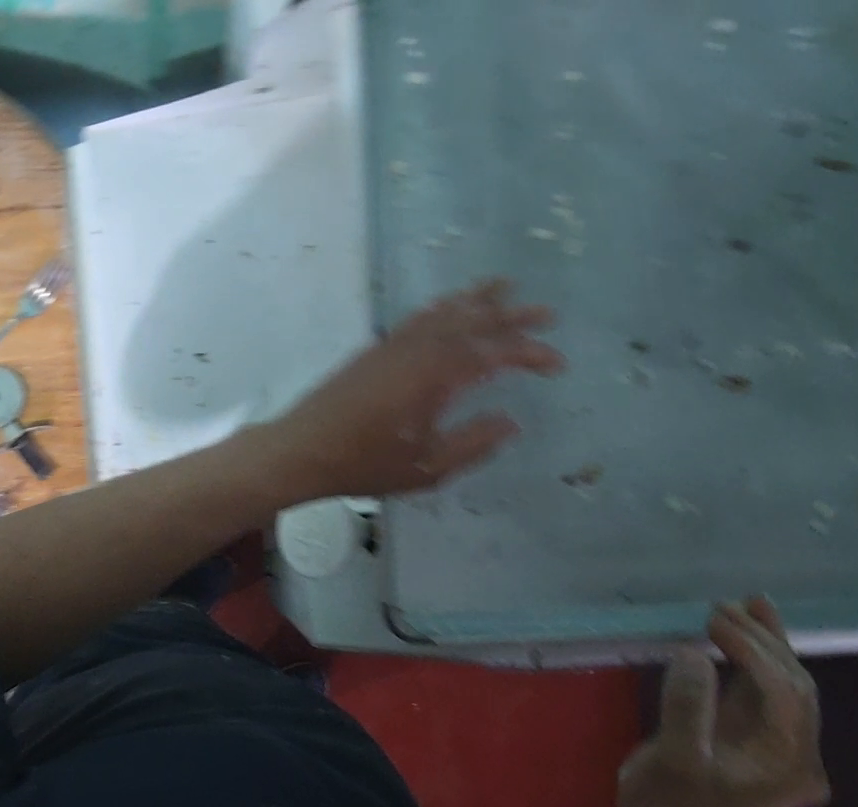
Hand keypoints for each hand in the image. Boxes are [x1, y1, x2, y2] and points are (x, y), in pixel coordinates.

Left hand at [264, 278, 564, 499]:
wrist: (300, 450)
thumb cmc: (363, 463)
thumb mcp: (427, 467)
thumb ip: (473, 443)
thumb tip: (511, 421)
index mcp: (438, 375)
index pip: (497, 352)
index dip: (531, 354)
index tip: (557, 365)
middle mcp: (418, 349)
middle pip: (473, 320)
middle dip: (512, 315)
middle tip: (546, 312)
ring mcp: (392, 346)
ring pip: (443, 312)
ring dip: (477, 300)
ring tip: (504, 288)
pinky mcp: (373, 351)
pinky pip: (417, 318)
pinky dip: (442, 308)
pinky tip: (447, 309)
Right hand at [615, 596, 830, 806]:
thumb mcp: (676, 760)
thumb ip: (688, 705)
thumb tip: (692, 653)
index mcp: (789, 761)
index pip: (782, 691)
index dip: (752, 651)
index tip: (713, 619)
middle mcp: (796, 755)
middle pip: (793, 685)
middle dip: (765, 641)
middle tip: (727, 605)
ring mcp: (774, 751)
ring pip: (780, 687)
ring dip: (764, 646)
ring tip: (745, 606)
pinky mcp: (748, 746)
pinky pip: (758, 698)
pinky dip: (748, 665)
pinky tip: (733, 642)